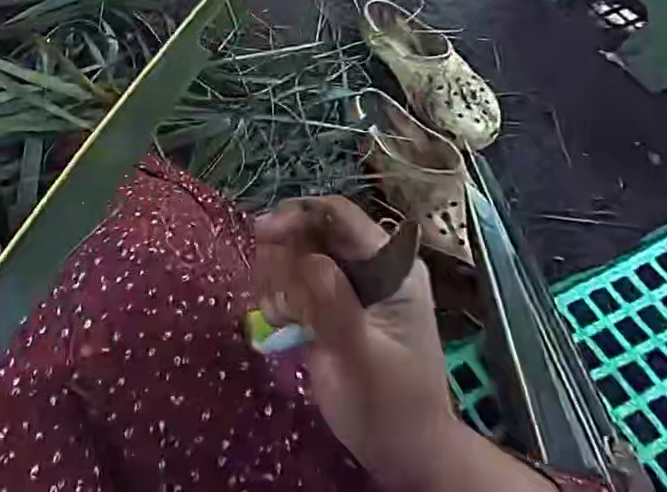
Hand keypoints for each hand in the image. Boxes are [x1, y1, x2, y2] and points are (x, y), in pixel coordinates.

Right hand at [254, 197, 552, 491]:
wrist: (400, 452)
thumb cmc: (394, 405)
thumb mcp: (369, 357)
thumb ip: (339, 306)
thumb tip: (310, 260)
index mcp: (390, 265)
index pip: (340, 215)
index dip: (300, 214)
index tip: (266, 232)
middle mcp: (364, 263)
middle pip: (309, 226)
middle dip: (283, 251)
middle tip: (274, 291)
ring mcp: (341, 281)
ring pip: (291, 248)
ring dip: (275, 275)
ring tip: (282, 314)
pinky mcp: (320, 300)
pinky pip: (285, 276)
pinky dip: (274, 293)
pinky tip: (280, 321)